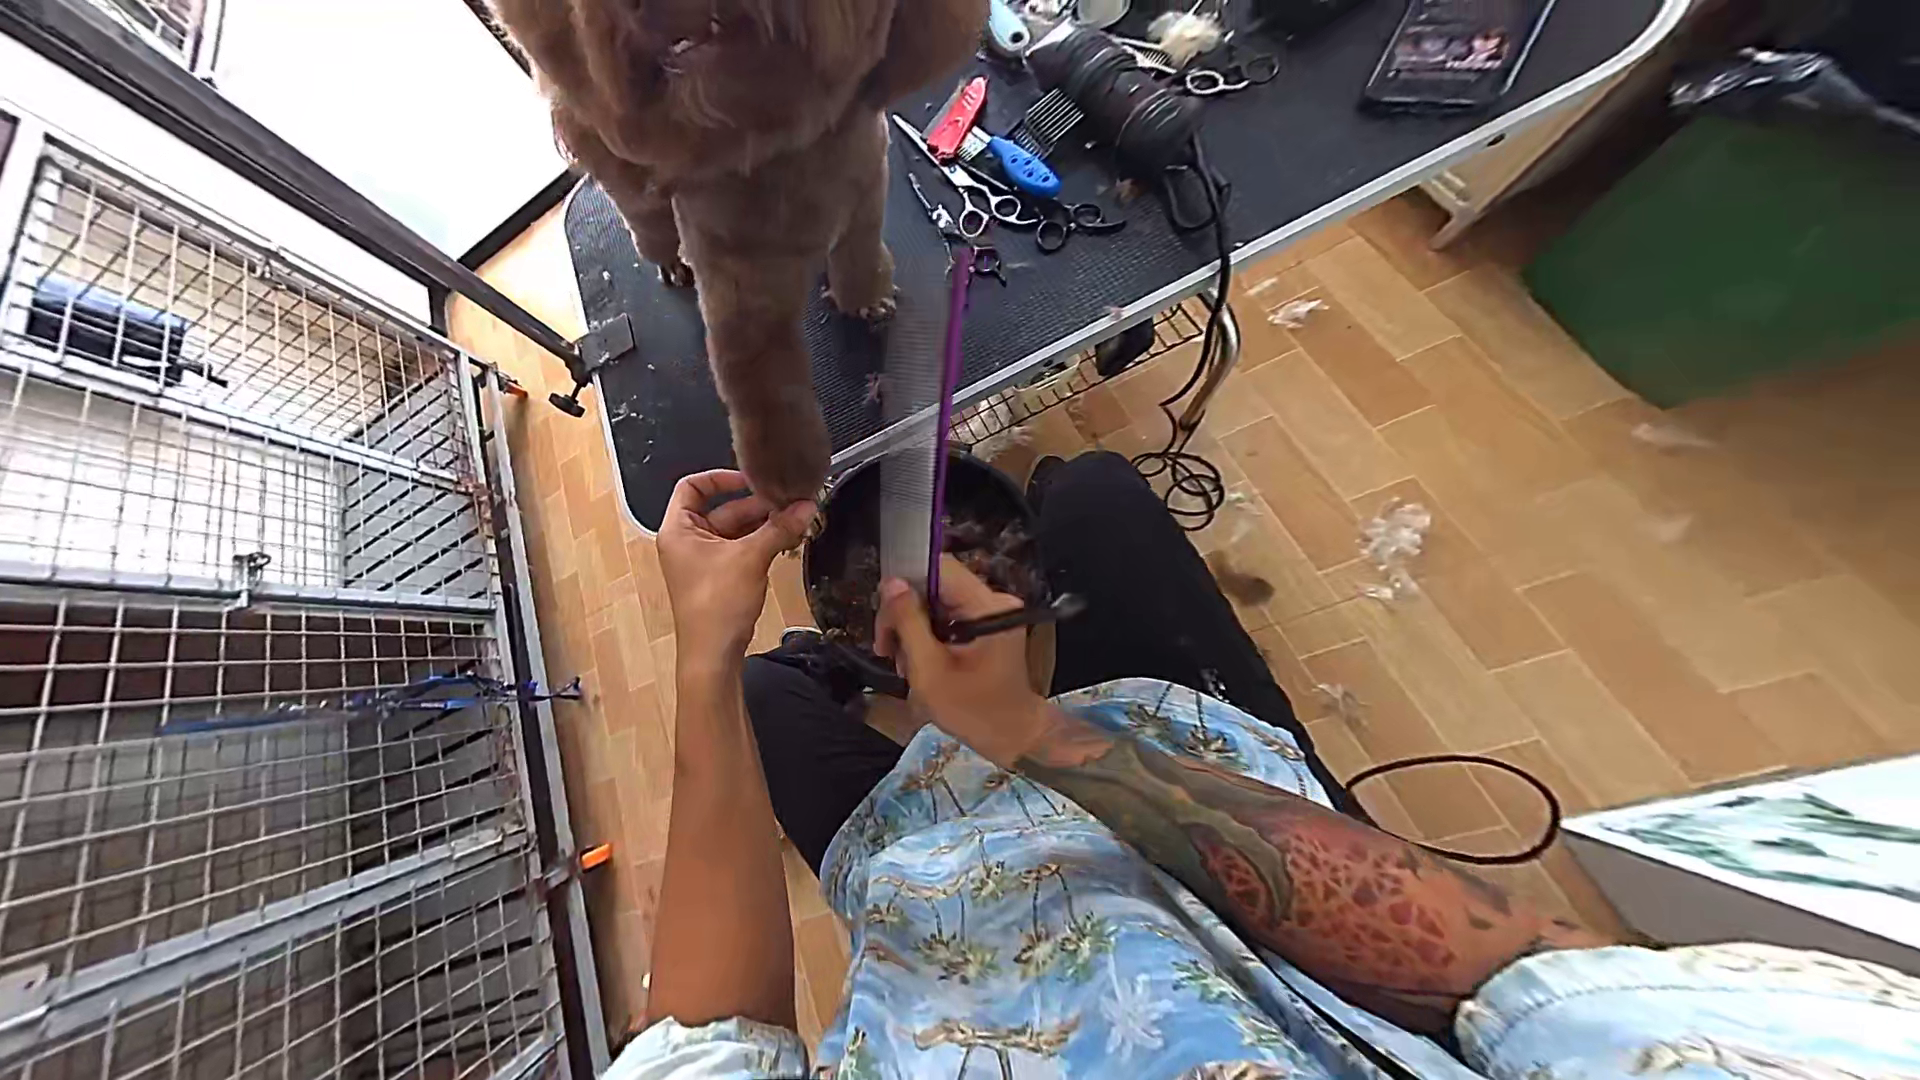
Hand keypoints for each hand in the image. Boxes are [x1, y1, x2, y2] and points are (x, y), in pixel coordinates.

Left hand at [657, 470, 815, 663]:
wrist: (714, 653)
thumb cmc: (716, 604)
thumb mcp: (750, 557)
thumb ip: (780, 528)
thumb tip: (807, 505)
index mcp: (679, 529)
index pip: (692, 487)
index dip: (721, 478)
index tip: (752, 479)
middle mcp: (689, 541)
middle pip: (724, 508)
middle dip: (758, 506)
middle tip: (791, 502)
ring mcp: (706, 560)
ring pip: (738, 530)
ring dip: (765, 525)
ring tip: (796, 519)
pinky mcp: (723, 576)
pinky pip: (744, 548)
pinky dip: (764, 542)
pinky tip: (789, 539)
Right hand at [875, 555, 1052, 766]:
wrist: (1013, 736)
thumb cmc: (974, 711)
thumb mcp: (930, 672)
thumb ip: (909, 624)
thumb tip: (891, 583)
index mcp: (987, 607)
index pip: (939, 568)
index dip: (905, 583)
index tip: (885, 616)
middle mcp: (993, 600)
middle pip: (935, 584)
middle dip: (905, 613)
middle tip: (886, 648)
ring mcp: (991, 611)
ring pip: (937, 600)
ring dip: (912, 626)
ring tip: (901, 661)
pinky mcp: (986, 623)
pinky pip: (947, 615)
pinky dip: (927, 633)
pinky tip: (916, 659)